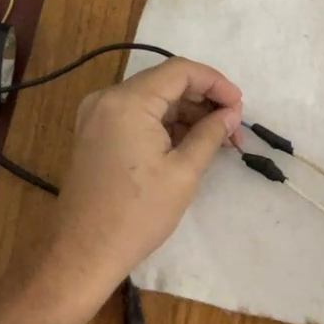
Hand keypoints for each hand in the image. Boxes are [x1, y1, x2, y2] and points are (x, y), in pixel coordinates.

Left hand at [38, 58, 242, 303]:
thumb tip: (231, 113)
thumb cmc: (137, 214)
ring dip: (187, 113)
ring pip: (154, 99)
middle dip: (204, 100)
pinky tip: (191, 143)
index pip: (180, 70)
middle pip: (166, 82)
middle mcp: (108, 98)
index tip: (240, 106)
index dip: (216, 82)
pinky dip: (166, 124)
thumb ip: (210, 133)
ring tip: (219, 140)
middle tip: (234, 127)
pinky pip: (138, 115)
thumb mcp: (183, 172)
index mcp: (128, 101)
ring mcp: (98, 115)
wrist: (83, 253)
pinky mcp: (95, 132)